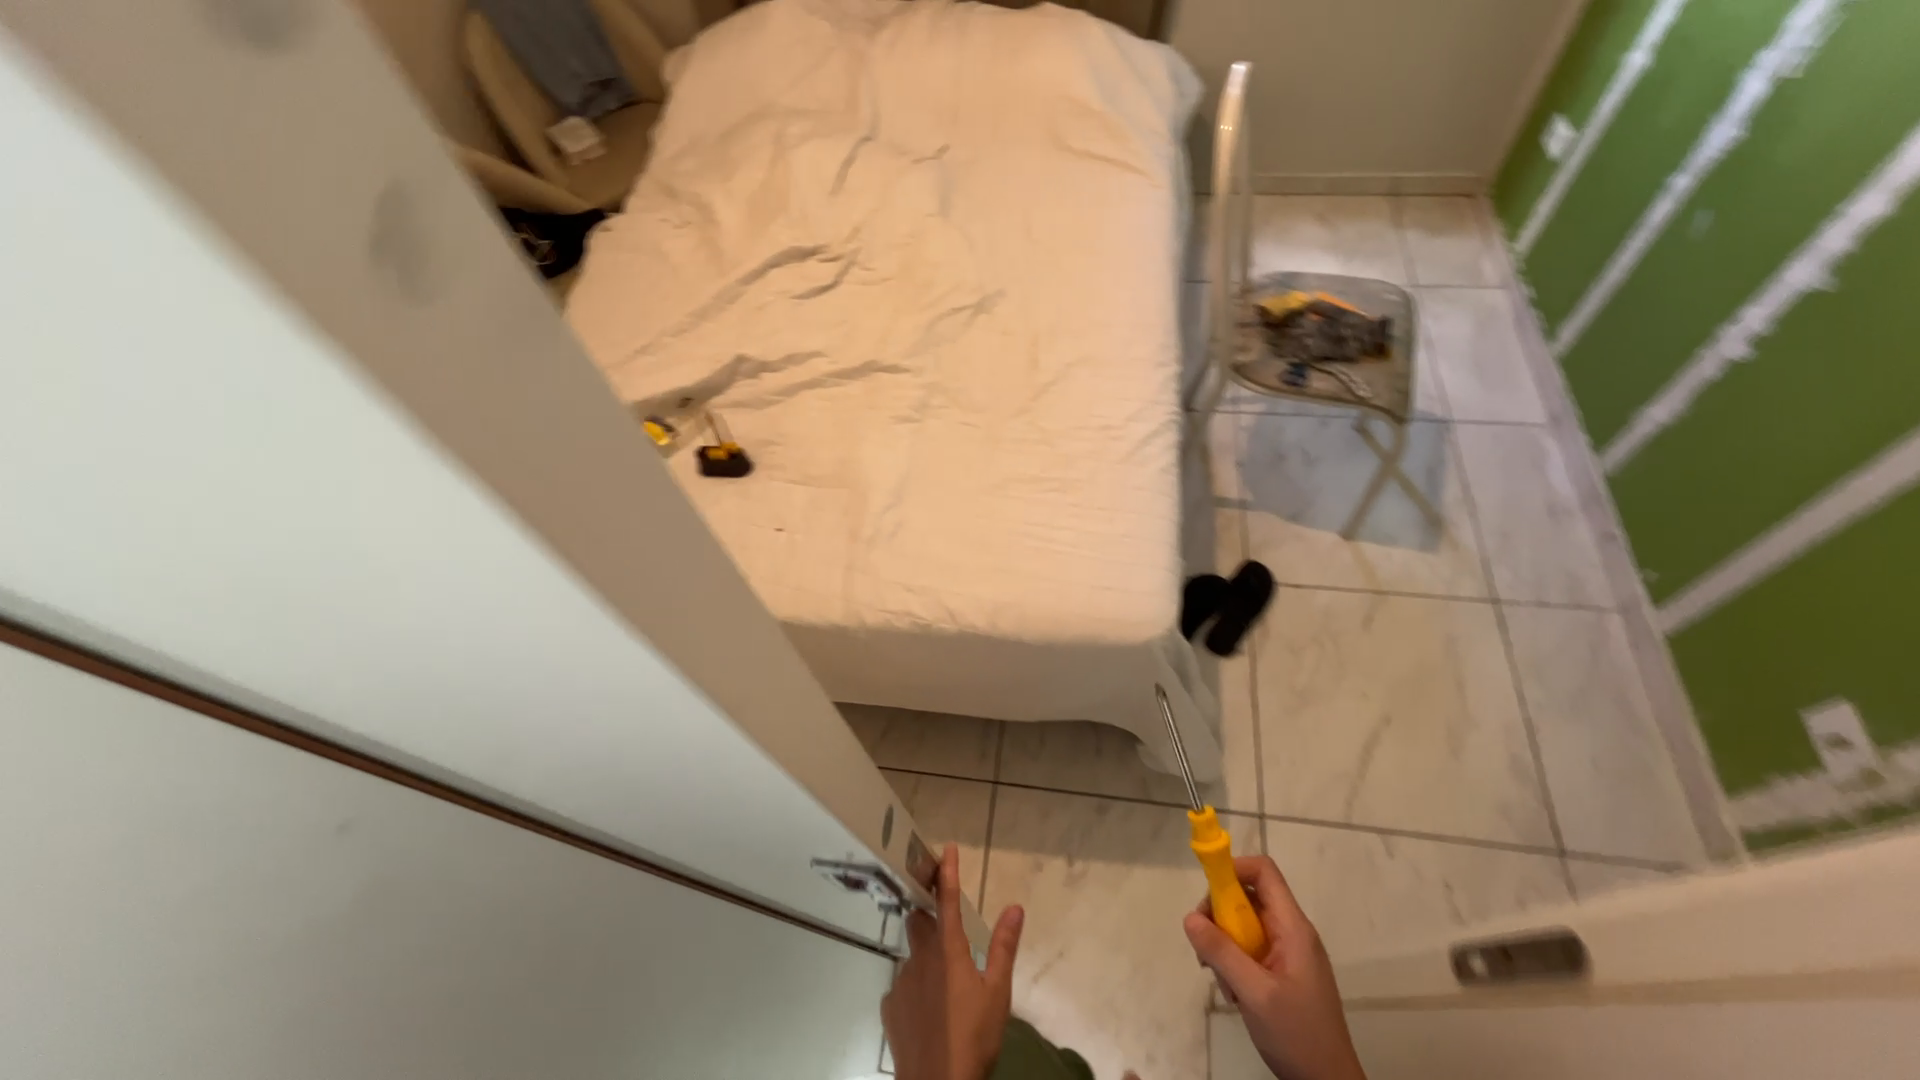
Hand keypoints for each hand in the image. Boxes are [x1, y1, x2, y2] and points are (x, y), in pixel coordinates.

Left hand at [882, 844, 1025, 1079]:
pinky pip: (904, 987)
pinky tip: (930, 1012)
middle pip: (918, 922)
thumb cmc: (973, 1036)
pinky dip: (916, 990)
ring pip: (912, 957)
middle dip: (928, 915)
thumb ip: (1005, 948)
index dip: (946, 873)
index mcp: (949, 951)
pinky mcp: (891, 1007)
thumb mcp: (998, 993)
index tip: (946, 849)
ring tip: (946, 987)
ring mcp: (901, 982)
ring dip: (926, 959)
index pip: (946, 901)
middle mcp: (920, 958)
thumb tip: (1015, 907)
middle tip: (945, 926)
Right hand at [1184, 856, 1366, 1079]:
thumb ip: (1221, 953)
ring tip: (1221, 980)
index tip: (1206, 894)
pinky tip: (1233, 993)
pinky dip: (1233, 963)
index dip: (1232, 869)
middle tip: (1204, 947)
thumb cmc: (1297, 1035)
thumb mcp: (1254, 993)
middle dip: (1219, 916)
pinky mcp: (1281, 972)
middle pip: (1247, 897)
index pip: (1263, 872)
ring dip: (1223, 945)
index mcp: (1293, 928)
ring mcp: (1287, 953)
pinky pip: (1249, 950)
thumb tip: (1189, 917)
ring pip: (1243, 926)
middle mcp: (1291, 932)